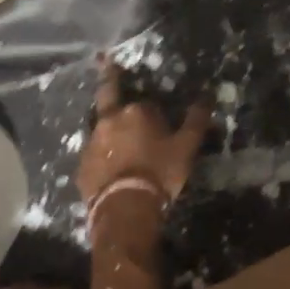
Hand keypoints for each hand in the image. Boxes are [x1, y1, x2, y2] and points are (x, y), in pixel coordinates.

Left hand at [77, 62, 211, 206]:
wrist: (125, 209)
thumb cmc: (159, 172)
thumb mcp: (186, 147)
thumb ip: (197, 120)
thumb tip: (208, 95)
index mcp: (136, 111)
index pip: (146, 103)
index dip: (155, 113)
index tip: (161, 125)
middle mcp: (109, 120)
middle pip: (111, 101)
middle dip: (113, 90)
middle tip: (111, 79)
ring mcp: (91, 143)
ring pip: (101, 129)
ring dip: (109, 132)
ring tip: (119, 147)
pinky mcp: (81, 167)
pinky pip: (93, 155)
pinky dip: (101, 158)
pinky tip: (109, 171)